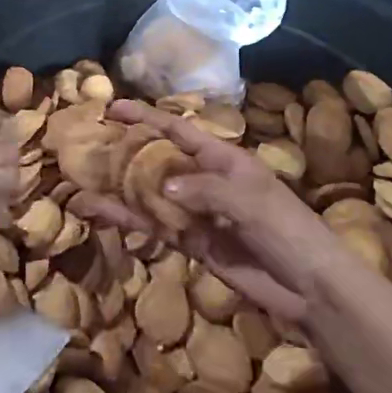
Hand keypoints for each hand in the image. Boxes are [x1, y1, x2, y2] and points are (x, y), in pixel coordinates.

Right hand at [71, 100, 350, 321]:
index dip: (147, 117)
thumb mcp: (251, 202)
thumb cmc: (287, 230)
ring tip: (82, 179)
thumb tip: (162, 185)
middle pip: (158, 159)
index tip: (113, 107)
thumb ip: (205, 190)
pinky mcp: (192, 243)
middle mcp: (205, 180)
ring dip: (120, 187)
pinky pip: (156, 225)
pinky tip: (101, 213)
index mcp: (223, 159)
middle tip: (88, 144)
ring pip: (150, 194)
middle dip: (126, 150)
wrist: (309, 286)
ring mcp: (196, 213)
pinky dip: (130, 219)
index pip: (179, 130)